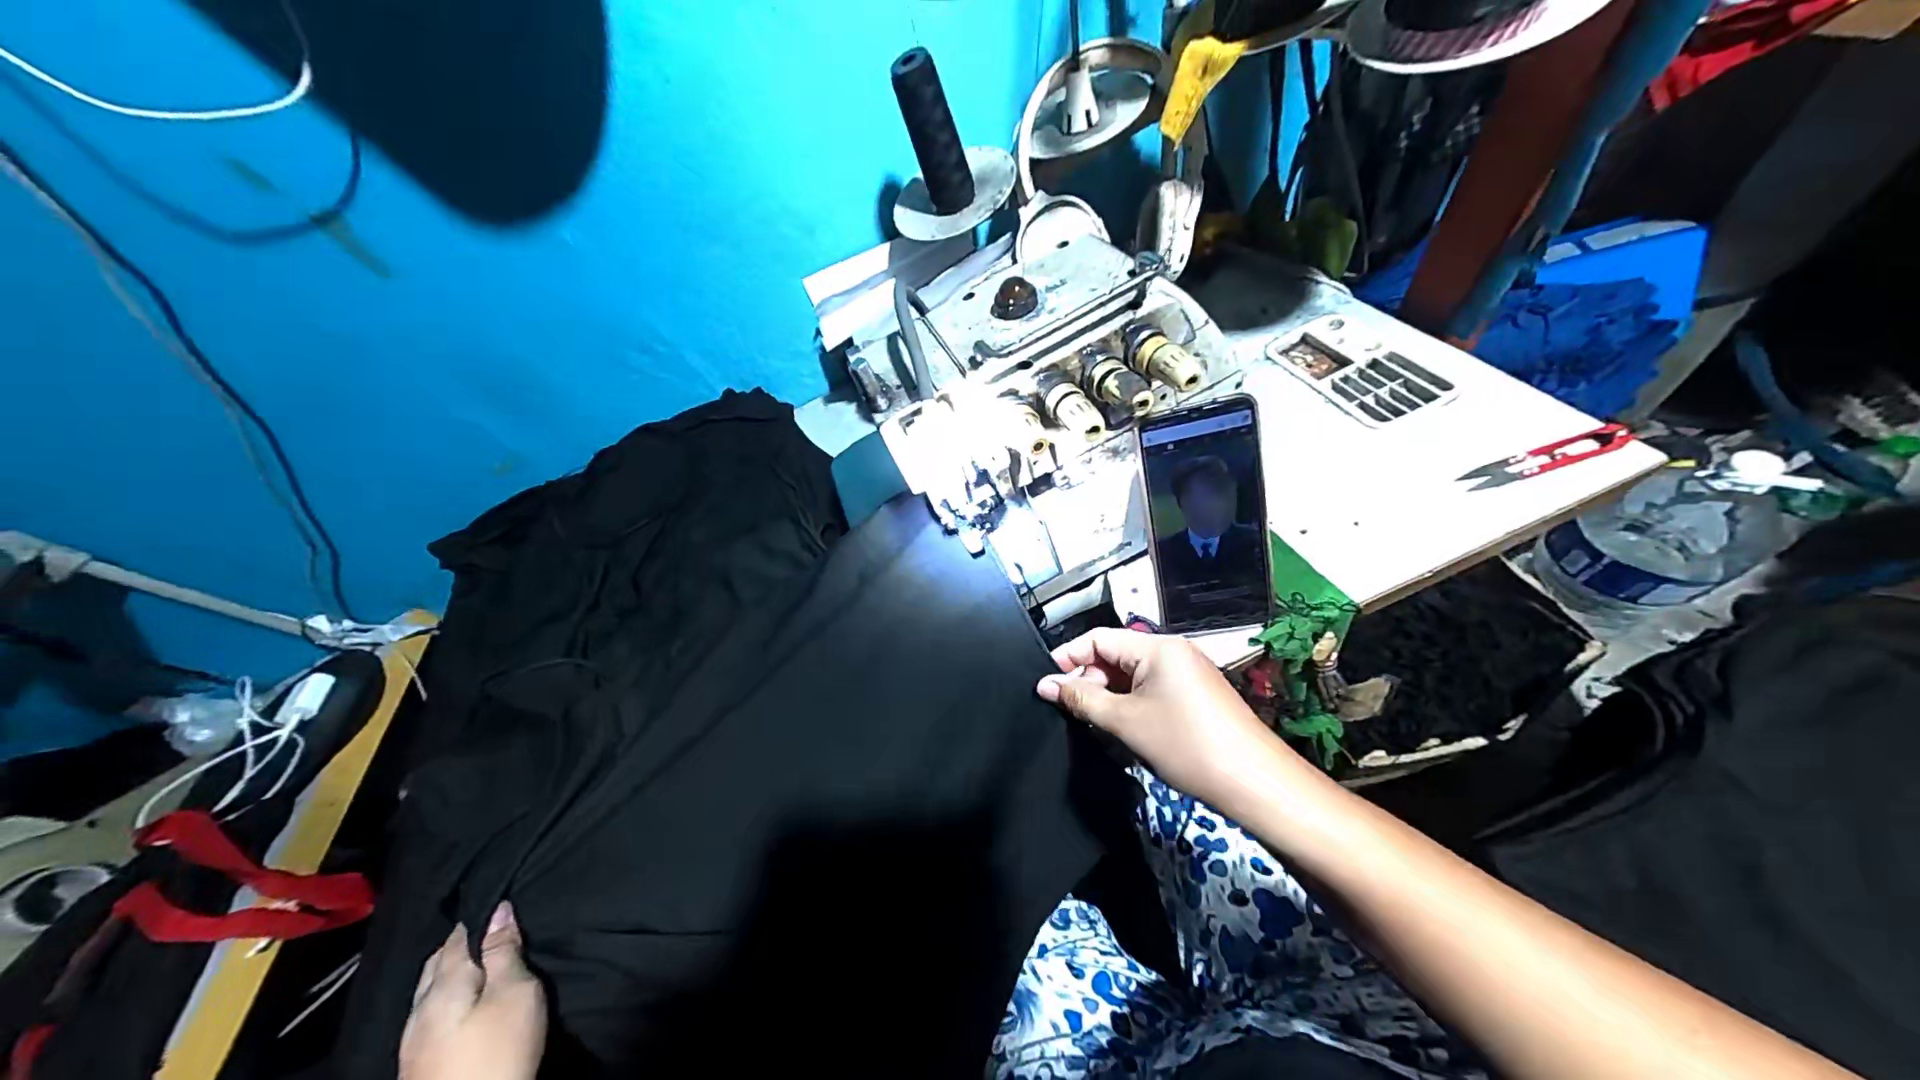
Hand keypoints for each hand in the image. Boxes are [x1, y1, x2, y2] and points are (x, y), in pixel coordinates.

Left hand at [400, 903, 546, 1079]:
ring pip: (430, 989)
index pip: (458, 935)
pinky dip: (449, 996)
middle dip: (462, 943)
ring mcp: (412, 1039)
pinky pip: (431, 1012)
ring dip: (453, 971)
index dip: (479, 915)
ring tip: (483, 962)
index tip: (500, 901)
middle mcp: (419, 1007)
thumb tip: (499, 910)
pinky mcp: (418, 1063)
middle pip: (438, 962)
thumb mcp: (515, 994)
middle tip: (494, 929)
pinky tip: (464, 1004)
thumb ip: (505, 953)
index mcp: (443, 984)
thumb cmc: (498, 1050)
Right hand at [1036, 628, 1301, 813]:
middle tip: (1070, 710)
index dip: (1067, 658)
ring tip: (1095, 724)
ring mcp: (1186, 673)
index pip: (1097, 638)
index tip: (1046, 684)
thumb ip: (1081, 699)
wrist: (1253, 781)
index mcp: (1157, 647)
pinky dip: (1131, 705)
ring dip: (1109, 696)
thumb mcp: (1125, 722)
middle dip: (1088, 680)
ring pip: (1132, 675)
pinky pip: (1150, 689)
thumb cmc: (1188, 745)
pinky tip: (1123, 729)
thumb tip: (1046, 685)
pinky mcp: (1195, 696)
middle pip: (1114, 655)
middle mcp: (1173, 652)